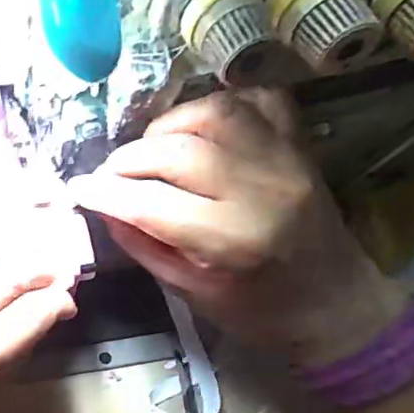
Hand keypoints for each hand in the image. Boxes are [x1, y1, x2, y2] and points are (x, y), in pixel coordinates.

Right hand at [71, 90, 405, 367]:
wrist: (335, 303)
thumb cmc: (257, 312)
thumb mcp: (189, 291)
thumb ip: (145, 245)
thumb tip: (104, 208)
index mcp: (232, 240)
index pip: (152, 203)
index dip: (106, 193)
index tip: (78, 189)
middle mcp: (261, 189)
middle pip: (178, 151)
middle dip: (128, 160)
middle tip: (109, 176)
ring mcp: (285, 158)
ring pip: (213, 112)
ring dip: (168, 127)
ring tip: (150, 152)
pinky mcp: (298, 143)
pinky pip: (255, 100)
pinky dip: (217, 108)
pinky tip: (198, 132)